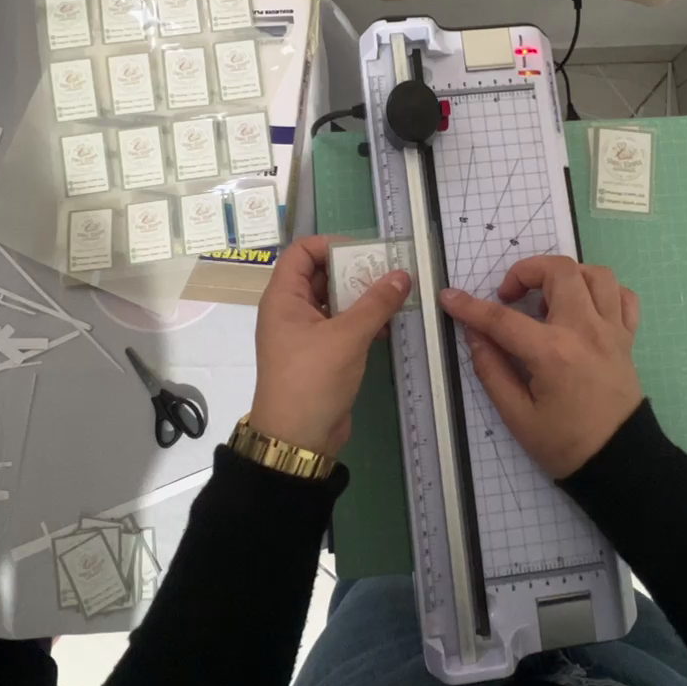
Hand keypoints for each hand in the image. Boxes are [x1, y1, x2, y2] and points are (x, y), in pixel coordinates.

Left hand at [251, 235, 411, 455]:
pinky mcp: (319, 354)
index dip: (330, 245)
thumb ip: (376, 303)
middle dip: (354, 271)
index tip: (365, 253)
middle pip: (321, 274)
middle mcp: (290, 310)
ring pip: (334, 301)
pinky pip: (341, 325)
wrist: (297, 440)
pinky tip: (387, 327)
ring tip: (394, 298)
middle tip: (388, 273)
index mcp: (284, 298)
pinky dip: (362, 321)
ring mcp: (304, 333)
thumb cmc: (312, 380)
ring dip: (362, 297)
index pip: (302, 252)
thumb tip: (402, 275)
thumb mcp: (347, 337)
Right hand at [440, 257, 642, 478]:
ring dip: (566, 276)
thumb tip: (475, 335)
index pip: (503, 319)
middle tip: (509, 297)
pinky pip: (623, 296)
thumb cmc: (565, 444)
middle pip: (559, 271)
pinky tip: (583, 307)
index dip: (470, 306)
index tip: (449, 297)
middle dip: (525, 271)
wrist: (621, 463)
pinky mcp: (627, 338)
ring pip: (596, 274)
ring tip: (548, 299)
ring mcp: (612, 330)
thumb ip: (491, 370)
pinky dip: (603, 292)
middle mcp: (585, 330)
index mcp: (553, 353)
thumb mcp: (517, 416)